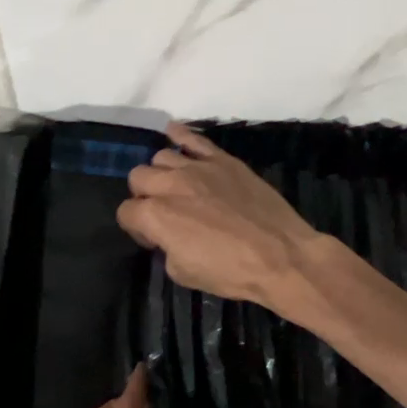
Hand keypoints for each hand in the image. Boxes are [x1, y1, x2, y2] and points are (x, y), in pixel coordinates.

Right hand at [119, 122, 325, 314]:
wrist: (280, 255)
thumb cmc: (231, 271)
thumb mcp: (183, 272)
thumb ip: (166, 247)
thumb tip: (168, 236)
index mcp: (156, 215)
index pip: (126, 212)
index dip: (136, 228)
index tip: (153, 239)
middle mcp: (170, 184)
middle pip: (138, 177)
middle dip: (144, 196)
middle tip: (163, 212)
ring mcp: (197, 167)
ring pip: (161, 156)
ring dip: (162, 173)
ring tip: (176, 187)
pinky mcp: (222, 159)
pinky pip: (193, 138)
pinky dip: (179, 135)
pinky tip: (173, 135)